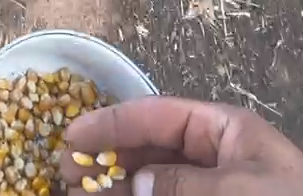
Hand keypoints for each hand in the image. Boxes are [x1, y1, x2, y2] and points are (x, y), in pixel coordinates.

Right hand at [62, 97, 302, 195]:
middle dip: (110, 158)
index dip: (111, 123)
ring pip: (157, 182)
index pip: (157, 115)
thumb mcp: (236, 192)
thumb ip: (178, 184)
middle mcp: (220, 157)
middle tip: (66, 172)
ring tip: (82, 192)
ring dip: (120, 186)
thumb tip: (132, 183)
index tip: (71, 137)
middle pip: (153, 149)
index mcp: (227, 131)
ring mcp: (220, 191)